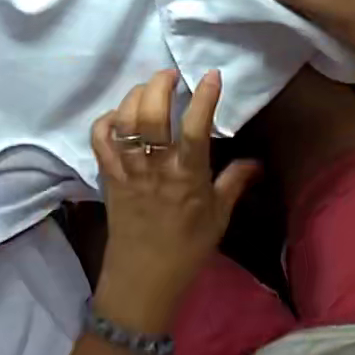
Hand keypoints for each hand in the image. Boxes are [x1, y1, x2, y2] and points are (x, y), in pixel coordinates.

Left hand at [90, 69, 257, 333]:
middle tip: (171, 76)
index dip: (204, 98)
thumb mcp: (218, 217)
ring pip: (123, 121)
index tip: (211, 75)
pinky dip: (106, 121)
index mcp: (187, 176)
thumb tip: (256, 161)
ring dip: (134, 96)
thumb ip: (235, 182)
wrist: (142, 279)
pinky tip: (119, 116)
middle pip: (150, 115)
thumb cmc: (186, 249)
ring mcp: (127, 169)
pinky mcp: (108, 175)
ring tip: (148, 89)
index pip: (195, 128)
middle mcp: (155, 167)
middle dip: (159, 85)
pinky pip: (99, 140)